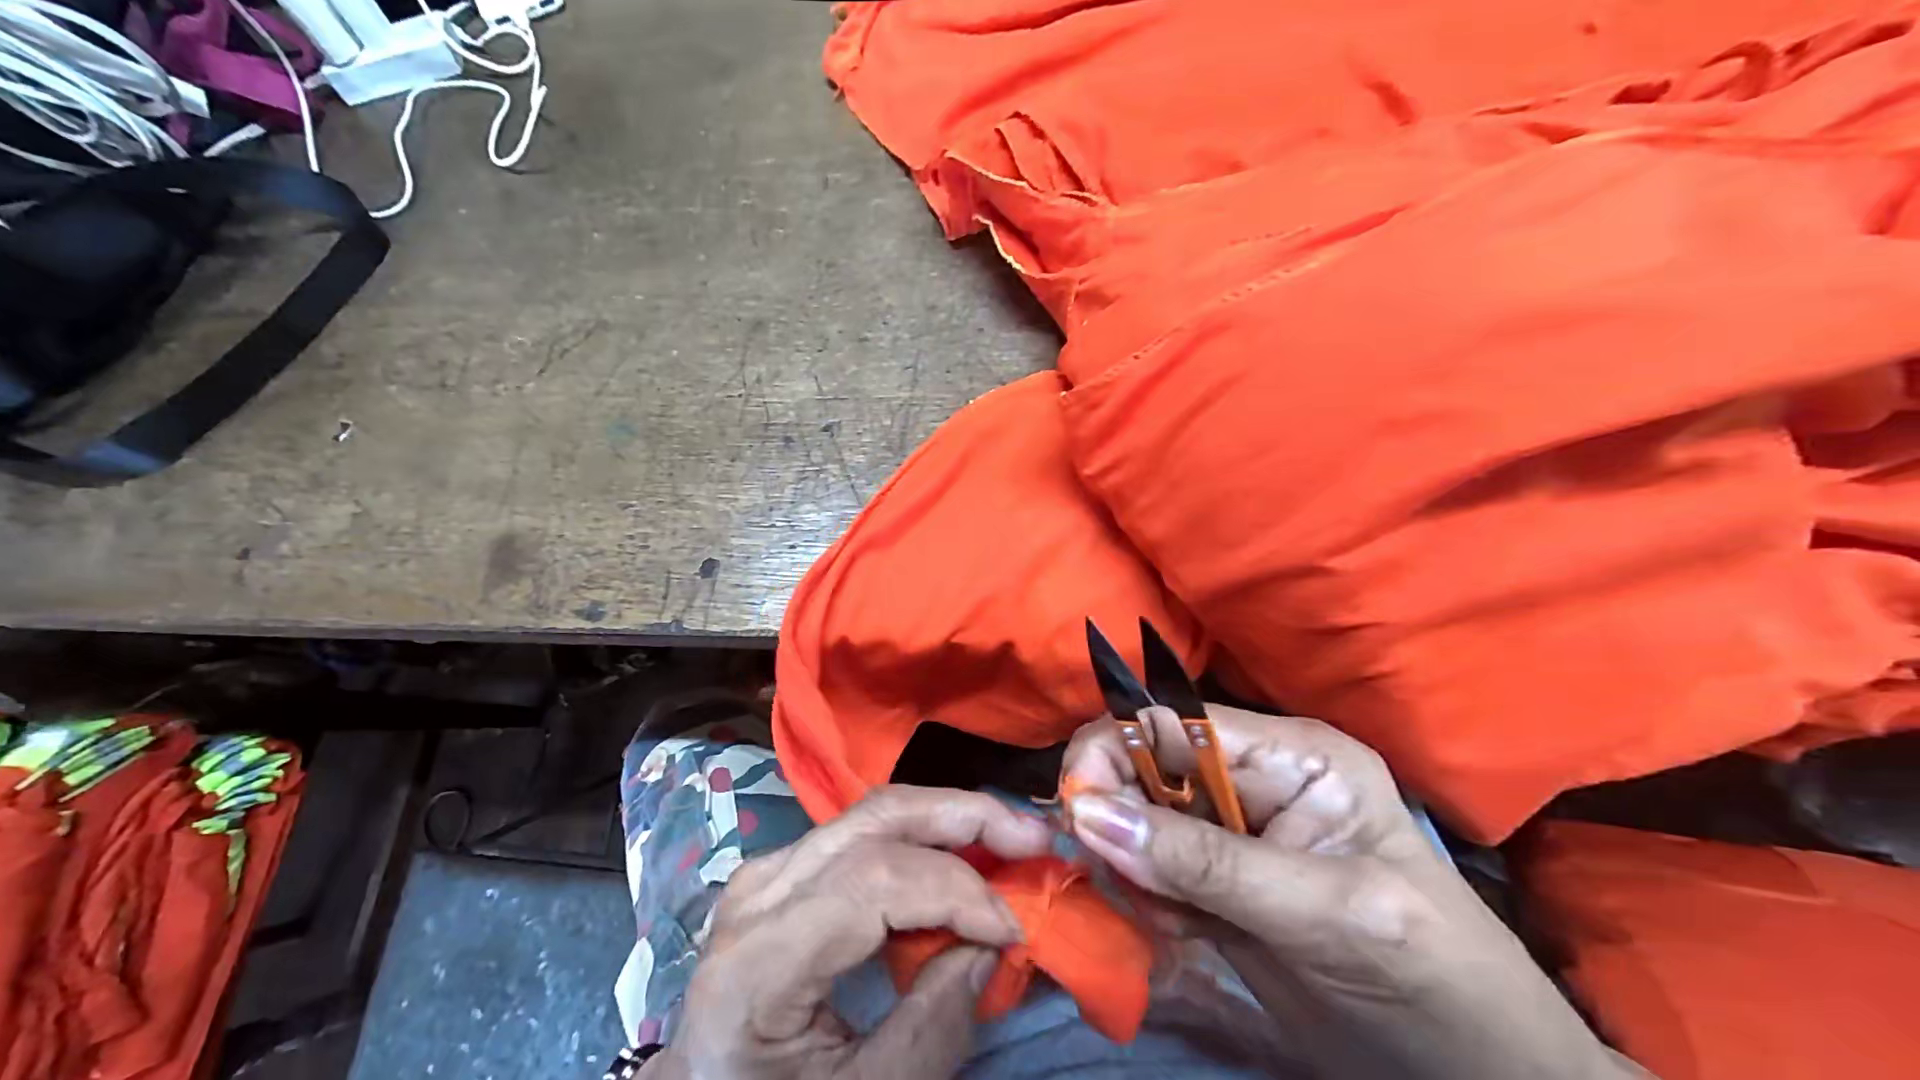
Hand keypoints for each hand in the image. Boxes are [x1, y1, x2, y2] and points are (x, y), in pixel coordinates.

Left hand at [647, 785, 1053, 1079]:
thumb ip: (931, 1026)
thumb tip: (992, 946)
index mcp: (759, 955)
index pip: (874, 880)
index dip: (958, 891)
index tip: (1017, 928)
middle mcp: (760, 889)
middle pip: (877, 819)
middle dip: (966, 816)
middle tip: (1036, 836)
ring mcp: (770, 869)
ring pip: (874, 811)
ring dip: (950, 816)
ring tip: (1012, 836)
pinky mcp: (786, 868)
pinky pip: (864, 832)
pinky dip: (923, 835)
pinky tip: (963, 852)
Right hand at [1062, 705, 1646, 1079]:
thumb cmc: (1435, 979)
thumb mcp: (1326, 912)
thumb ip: (1206, 862)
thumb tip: (1087, 811)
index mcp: (1292, 755)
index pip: (1176, 723)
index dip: (1115, 750)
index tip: (1075, 807)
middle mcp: (1254, 780)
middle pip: (1146, 767)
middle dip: (1116, 813)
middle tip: (1111, 874)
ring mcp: (1233, 834)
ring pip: (1137, 821)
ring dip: (1128, 865)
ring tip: (1163, 919)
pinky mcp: (1217, 884)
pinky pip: (1150, 872)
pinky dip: (1143, 900)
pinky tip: (1175, 933)